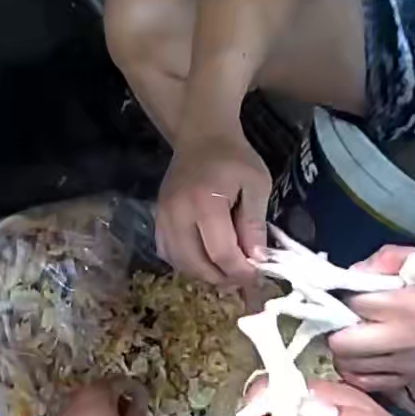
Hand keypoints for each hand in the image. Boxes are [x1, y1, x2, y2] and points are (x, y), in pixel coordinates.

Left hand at [31, 381, 147, 415]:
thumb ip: (137, 414)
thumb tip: (140, 397)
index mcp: (97, 393)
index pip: (122, 382)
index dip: (137, 394)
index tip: (144, 413)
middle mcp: (76, 398)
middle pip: (104, 393)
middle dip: (120, 406)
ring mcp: (62, 415)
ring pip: (91, 409)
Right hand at [157, 130, 271, 285]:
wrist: (201, 136)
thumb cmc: (234, 159)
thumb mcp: (257, 185)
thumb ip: (255, 224)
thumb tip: (256, 261)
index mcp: (206, 202)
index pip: (221, 253)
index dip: (240, 272)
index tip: (256, 279)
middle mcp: (178, 213)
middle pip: (197, 264)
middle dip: (222, 278)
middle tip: (242, 278)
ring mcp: (163, 217)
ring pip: (180, 263)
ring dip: (204, 275)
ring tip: (226, 270)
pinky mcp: (158, 219)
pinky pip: (168, 254)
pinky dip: (187, 264)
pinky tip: (206, 260)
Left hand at [327, 246, 414, 391]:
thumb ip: (396, 259)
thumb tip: (358, 269)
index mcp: (409, 304)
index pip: (352, 300)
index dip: (345, 293)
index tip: (350, 291)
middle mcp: (402, 340)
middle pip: (341, 341)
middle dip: (338, 327)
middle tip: (348, 318)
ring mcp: (407, 369)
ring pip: (350, 367)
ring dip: (346, 352)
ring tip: (357, 339)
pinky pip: (371, 385)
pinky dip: (361, 373)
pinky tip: (370, 361)